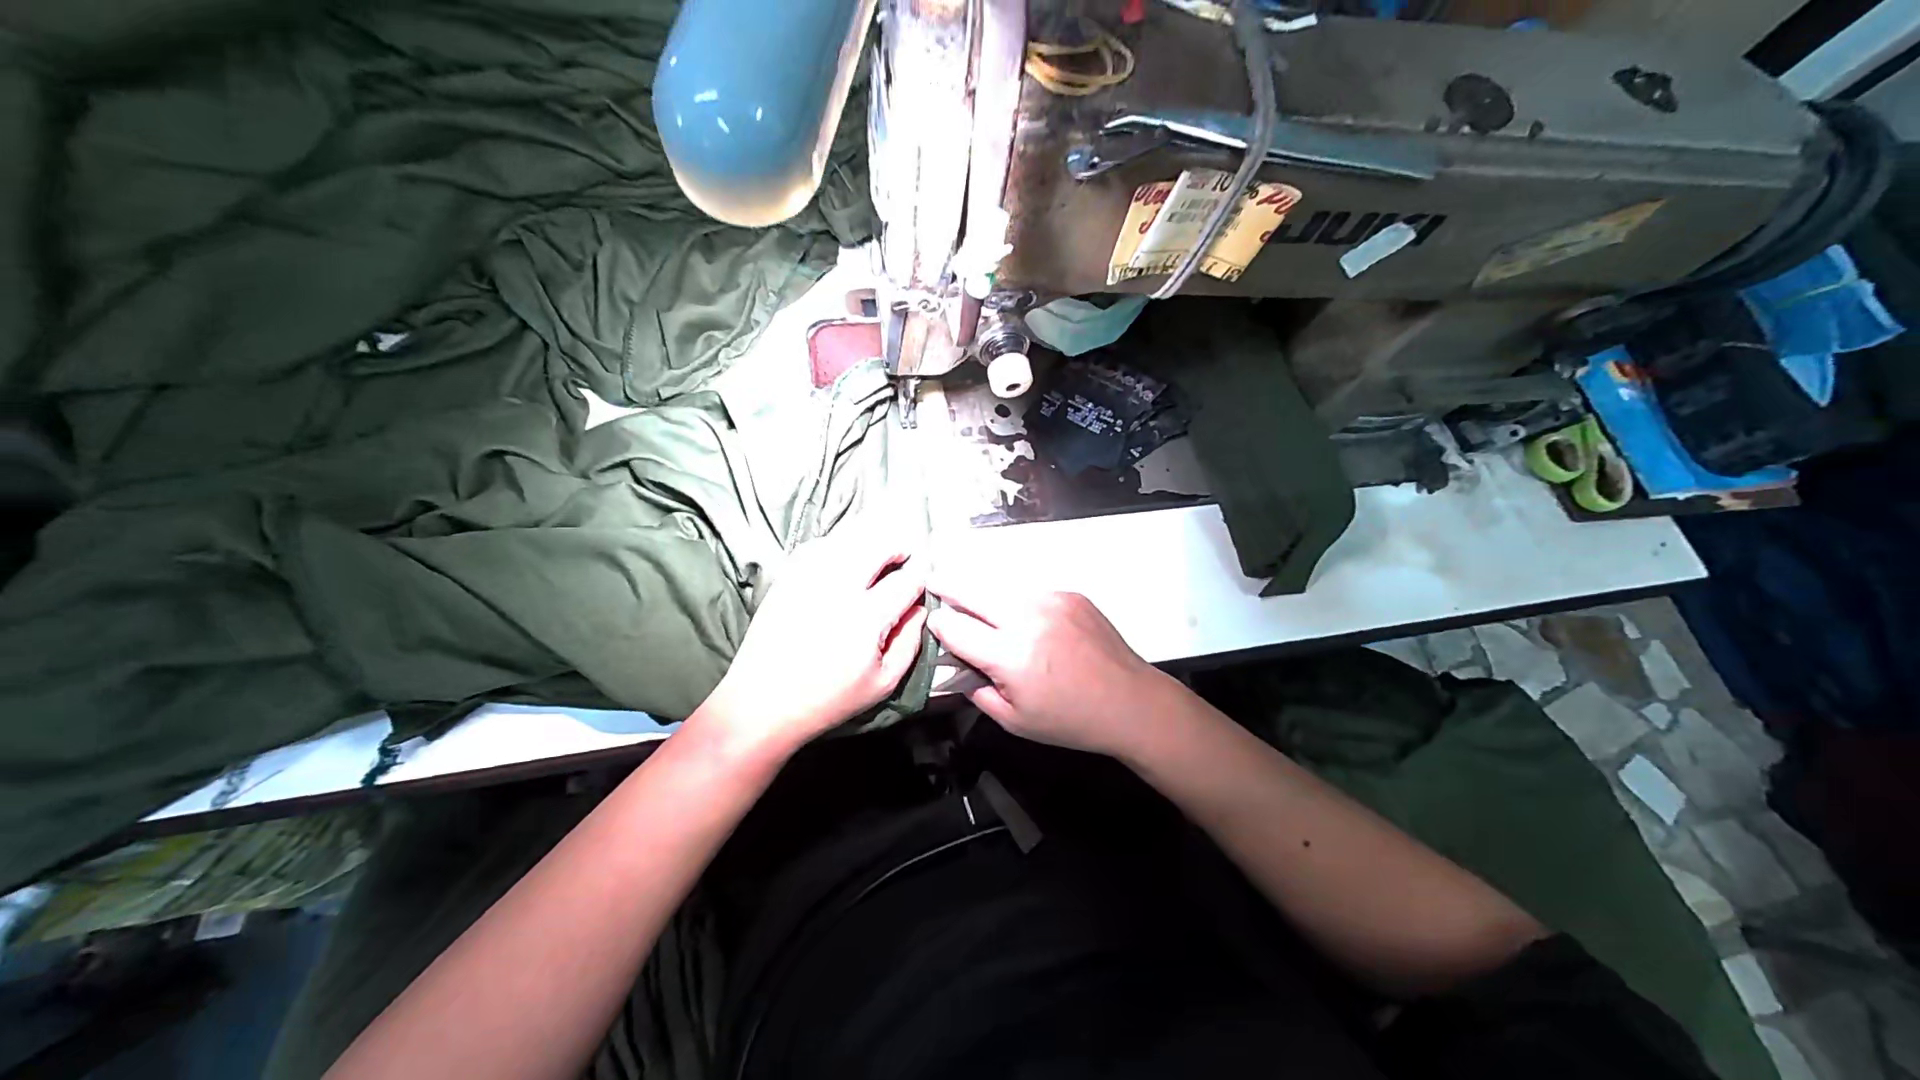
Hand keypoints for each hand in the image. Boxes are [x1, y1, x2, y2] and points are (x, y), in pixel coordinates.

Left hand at [695, 517, 927, 758]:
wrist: (762, 702)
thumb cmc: (827, 699)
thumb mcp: (883, 682)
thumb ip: (909, 642)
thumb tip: (920, 609)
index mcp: (866, 617)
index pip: (907, 579)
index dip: (924, 571)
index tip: (929, 571)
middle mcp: (838, 587)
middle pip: (878, 543)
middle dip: (899, 546)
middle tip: (906, 557)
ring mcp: (808, 577)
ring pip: (848, 537)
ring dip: (870, 541)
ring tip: (879, 555)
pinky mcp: (787, 576)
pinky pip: (818, 544)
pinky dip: (838, 544)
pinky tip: (844, 559)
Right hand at [926, 580, 1182, 758]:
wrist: (1130, 702)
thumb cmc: (1070, 720)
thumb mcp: (1014, 720)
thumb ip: (977, 689)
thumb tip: (958, 663)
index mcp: (1010, 656)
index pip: (956, 628)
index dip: (939, 624)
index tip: (933, 621)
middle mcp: (1027, 619)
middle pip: (972, 591)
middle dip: (947, 584)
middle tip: (932, 578)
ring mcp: (1051, 601)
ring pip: (1002, 587)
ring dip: (986, 593)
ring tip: (976, 598)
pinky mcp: (1070, 595)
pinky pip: (1032, 592)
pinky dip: (1020, 601)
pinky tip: (1027, 620)